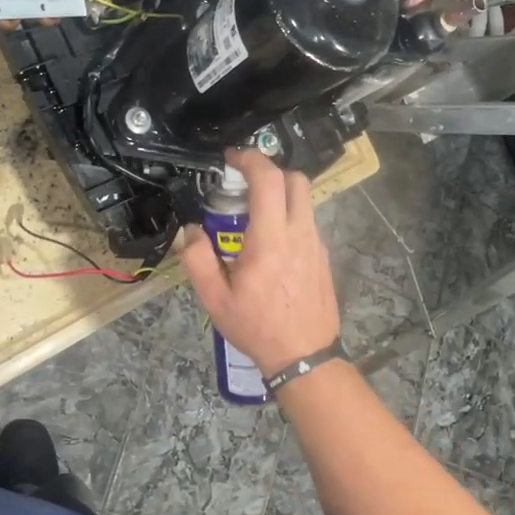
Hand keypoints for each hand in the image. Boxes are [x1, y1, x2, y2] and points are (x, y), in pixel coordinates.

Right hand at [179, 149, 340, 375]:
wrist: (304, 356)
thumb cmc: (256, 327)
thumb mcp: (215, 299)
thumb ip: (198, 259)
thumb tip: (192, 230)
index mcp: (270, 240)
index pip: (268, 180)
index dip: (250, 159)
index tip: (232, 158)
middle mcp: (299, 234)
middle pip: (295, 179)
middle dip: (270, 171)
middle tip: (244, 182)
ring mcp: (316, 244)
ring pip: (305, 200)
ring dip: (280, 193)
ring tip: (253, 213)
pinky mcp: (323, 256)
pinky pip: (308, 222)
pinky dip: (289, 216)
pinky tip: (270, 241)